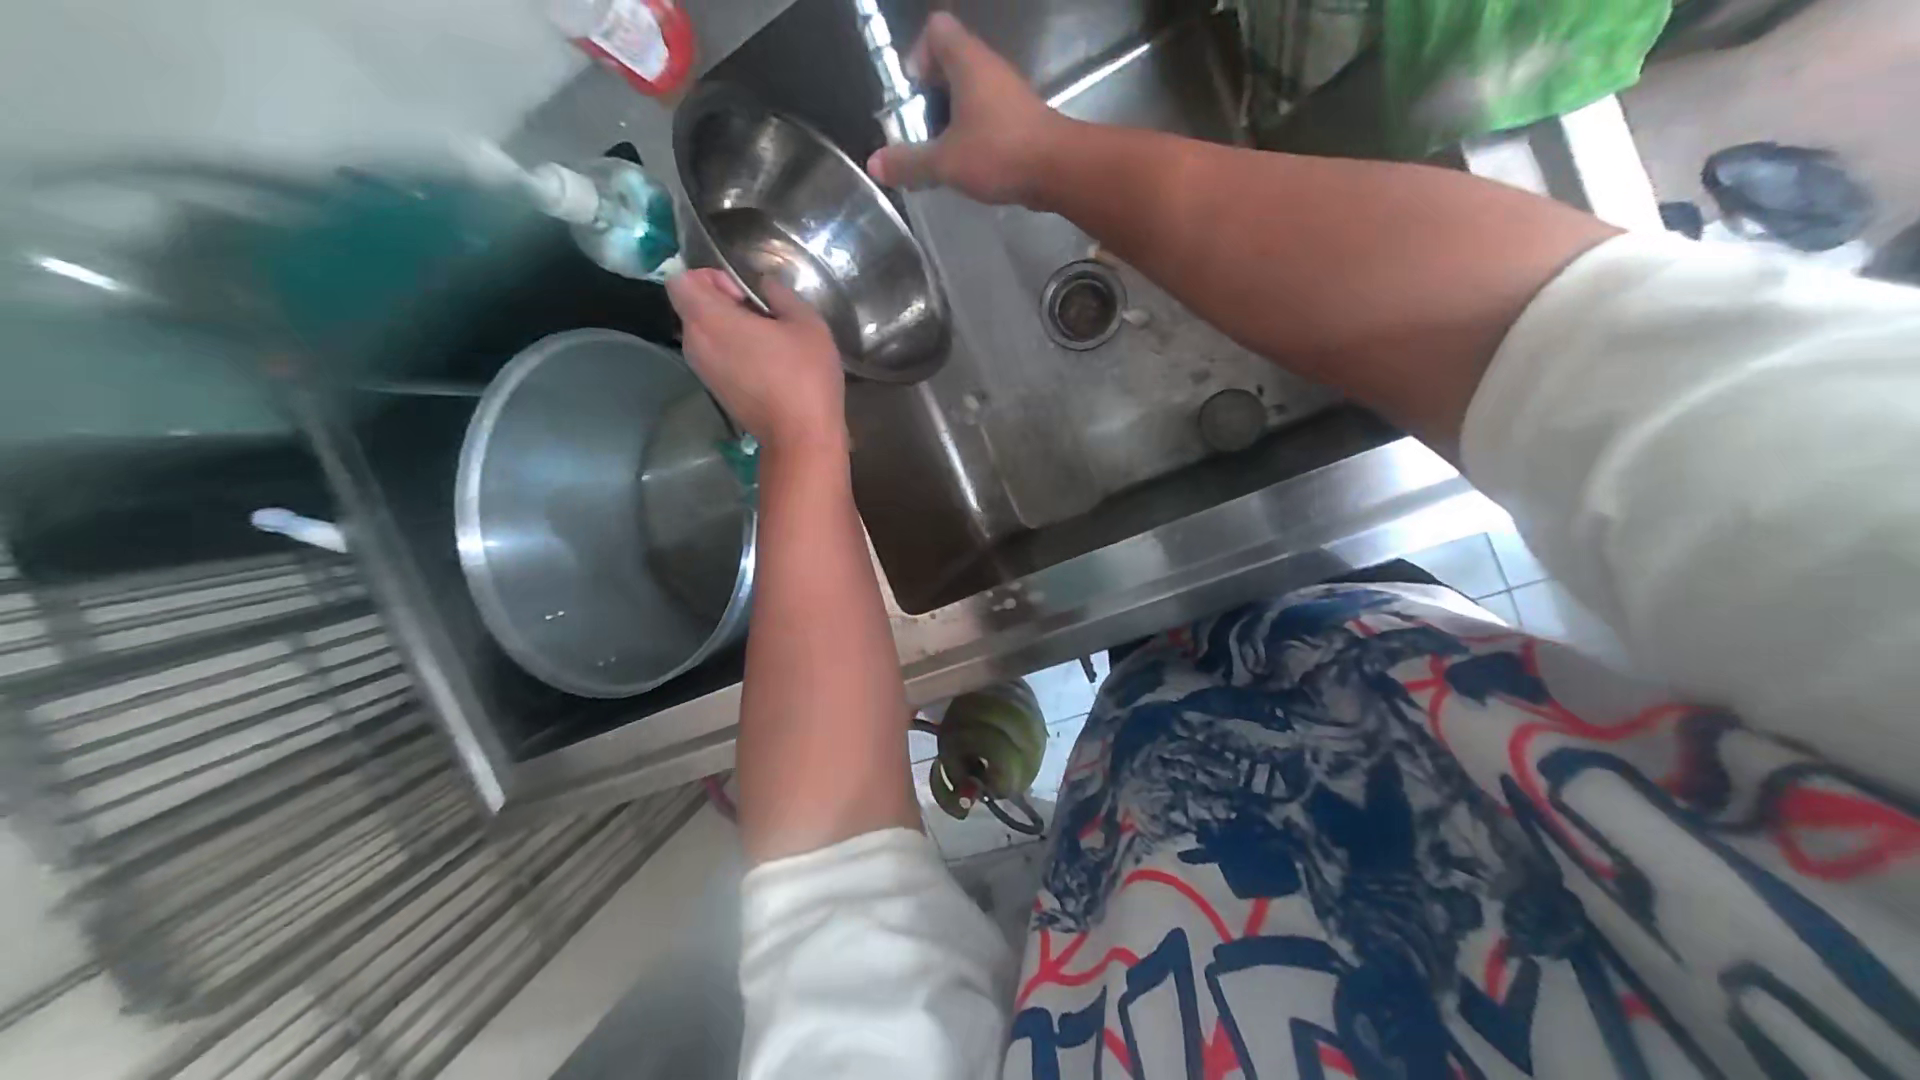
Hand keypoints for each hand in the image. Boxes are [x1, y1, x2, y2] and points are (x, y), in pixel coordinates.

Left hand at [665, 268, 846, 454]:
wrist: (801, 436)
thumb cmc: (804, 375)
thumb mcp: (806, 323)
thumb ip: (781, 295)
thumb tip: (766, 288)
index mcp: (709, 320)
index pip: (681, 281)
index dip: (709, 278)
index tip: (742, 294)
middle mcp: (695, 344)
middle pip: (692, 307)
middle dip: (722, 303)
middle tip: (762, 318)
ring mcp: (702, 371)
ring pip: (703, 334)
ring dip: (729, 329)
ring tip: (767, 342)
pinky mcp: (714, 390)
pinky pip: (714, 357)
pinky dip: (732, 352)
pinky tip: (766, 365)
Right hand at [865, 13, 1068, 205]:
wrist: (1058, 169)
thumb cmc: (999, 153)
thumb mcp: (945, 162)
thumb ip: (909, 162)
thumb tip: (874, 165)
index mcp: (968, 62)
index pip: (937, 28)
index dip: (918, 55)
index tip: (913, 95)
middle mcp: (989, 69)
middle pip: (950, 63)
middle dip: (930, 96)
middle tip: (921, 132)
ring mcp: (1008, 94)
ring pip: (970, 93)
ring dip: (951, 119)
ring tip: (942, 154)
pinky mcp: (1021, 120)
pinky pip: (987, 116)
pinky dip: (972, 134)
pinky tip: (968, 165)